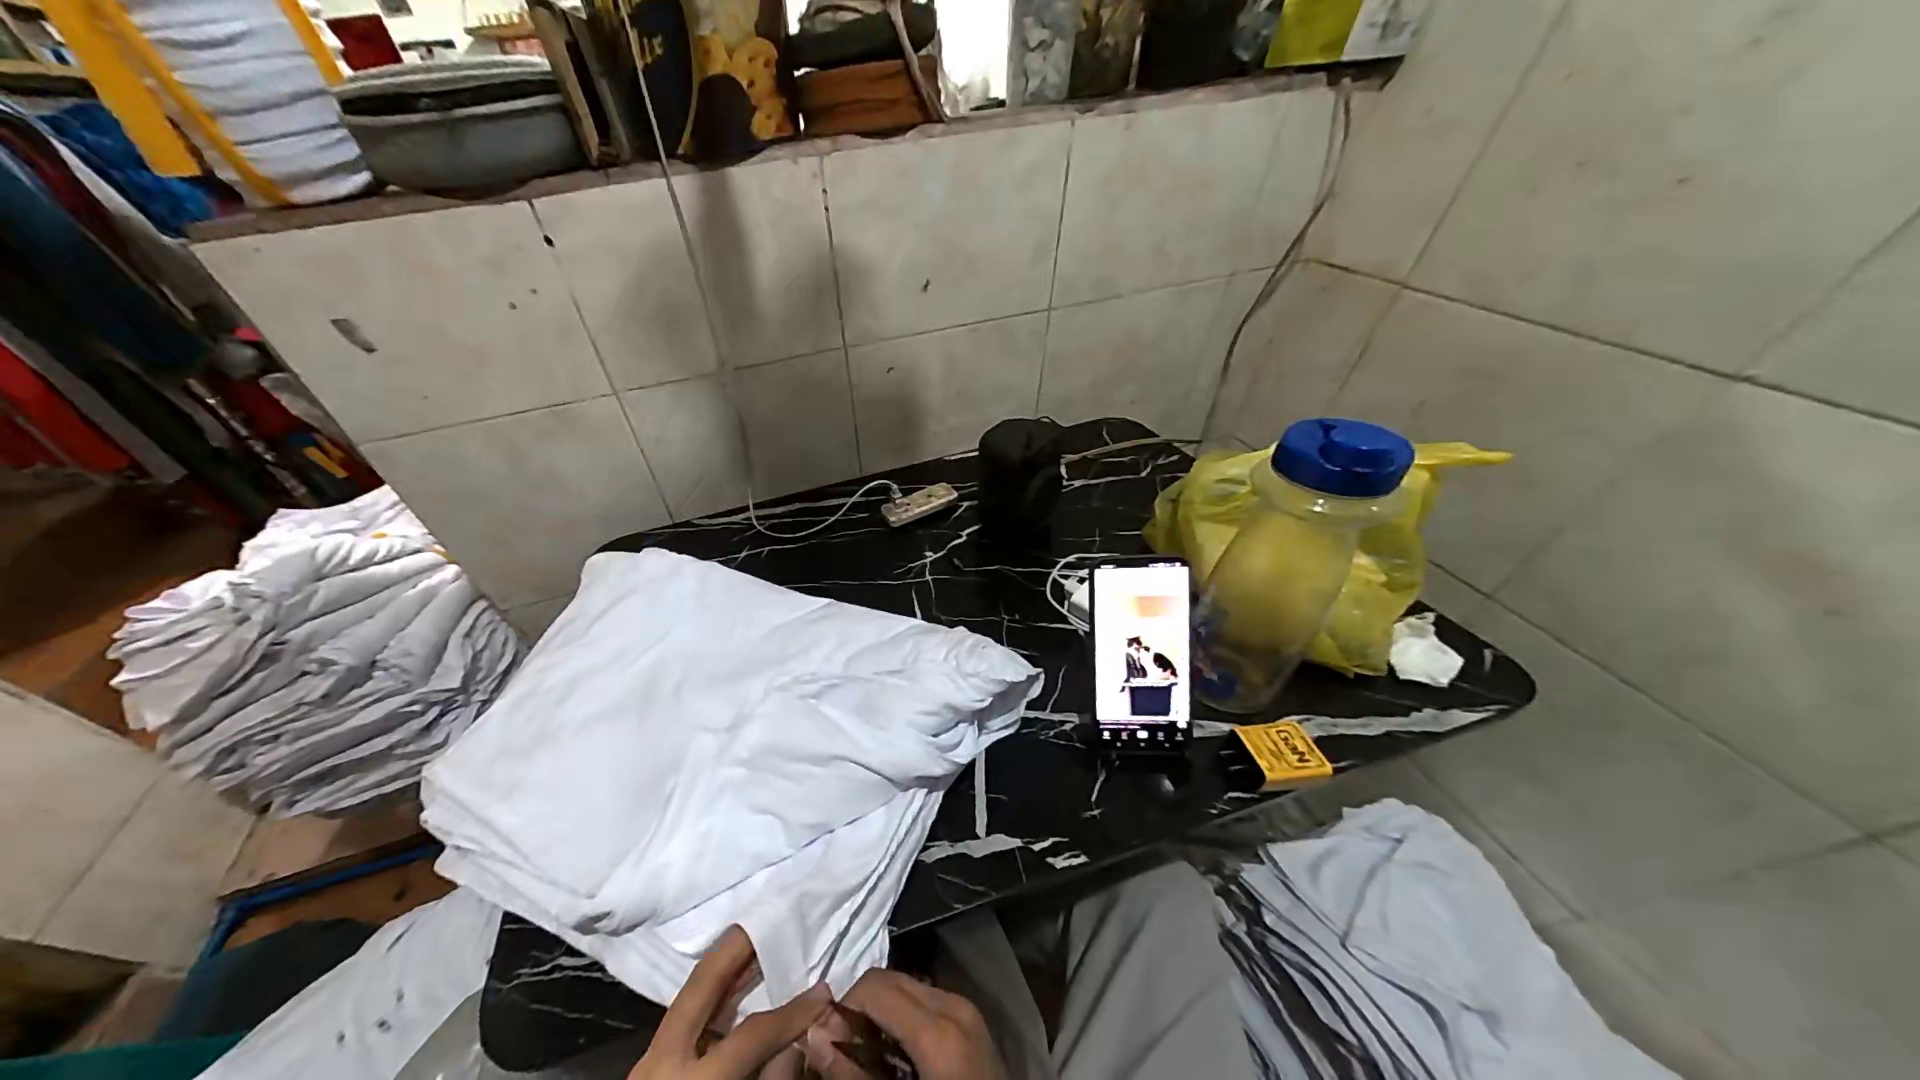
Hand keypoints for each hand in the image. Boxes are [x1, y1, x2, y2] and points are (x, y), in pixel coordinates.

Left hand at [628, 926, 832, 1079]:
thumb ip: (773, 1079)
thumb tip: (801, 1034)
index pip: (751, 1034)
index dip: (793, 1012)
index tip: (825, 990)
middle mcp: (663, 1064)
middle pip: (699, 987)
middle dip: (735, 949)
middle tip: (770, 919)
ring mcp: (649, 1063)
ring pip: (688, 996)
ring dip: (725, 968)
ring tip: (760, 942)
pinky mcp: (650, 1067)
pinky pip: (686, 1018)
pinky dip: (715, 997)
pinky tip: (738, 989)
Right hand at [800, 969, 1006, 1079]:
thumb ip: (852, 1075)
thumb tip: (812, 1037)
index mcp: (936, 1028)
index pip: (874, 987)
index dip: (843, 1008)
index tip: (827, 1040)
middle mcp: (952, 1004)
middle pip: (890, 979)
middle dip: (859, 1005)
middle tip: (841, 1044)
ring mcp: (966, 1007)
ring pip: (907, 984)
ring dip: (880, 1008)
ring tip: (865, 1049)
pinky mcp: (970, 1017)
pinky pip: (926, 998)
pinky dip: (902, 1013)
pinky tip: (895, 1049)